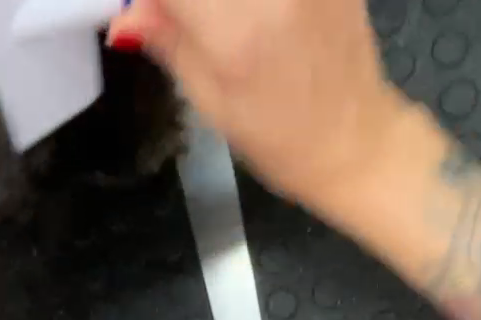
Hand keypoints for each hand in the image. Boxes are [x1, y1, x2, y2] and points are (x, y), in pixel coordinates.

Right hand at [109, 0, 414, 208]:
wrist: (356, 143)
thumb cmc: (280, 142)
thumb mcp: (213, 105)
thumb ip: (169, 45)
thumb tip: (124, 16)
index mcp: (236, 31)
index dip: (152, 0)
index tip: (149, 14)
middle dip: (185, 2)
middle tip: (181, 22)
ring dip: (215, 5)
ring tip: (217, 26)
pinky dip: (250, 3)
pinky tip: (255, 22)